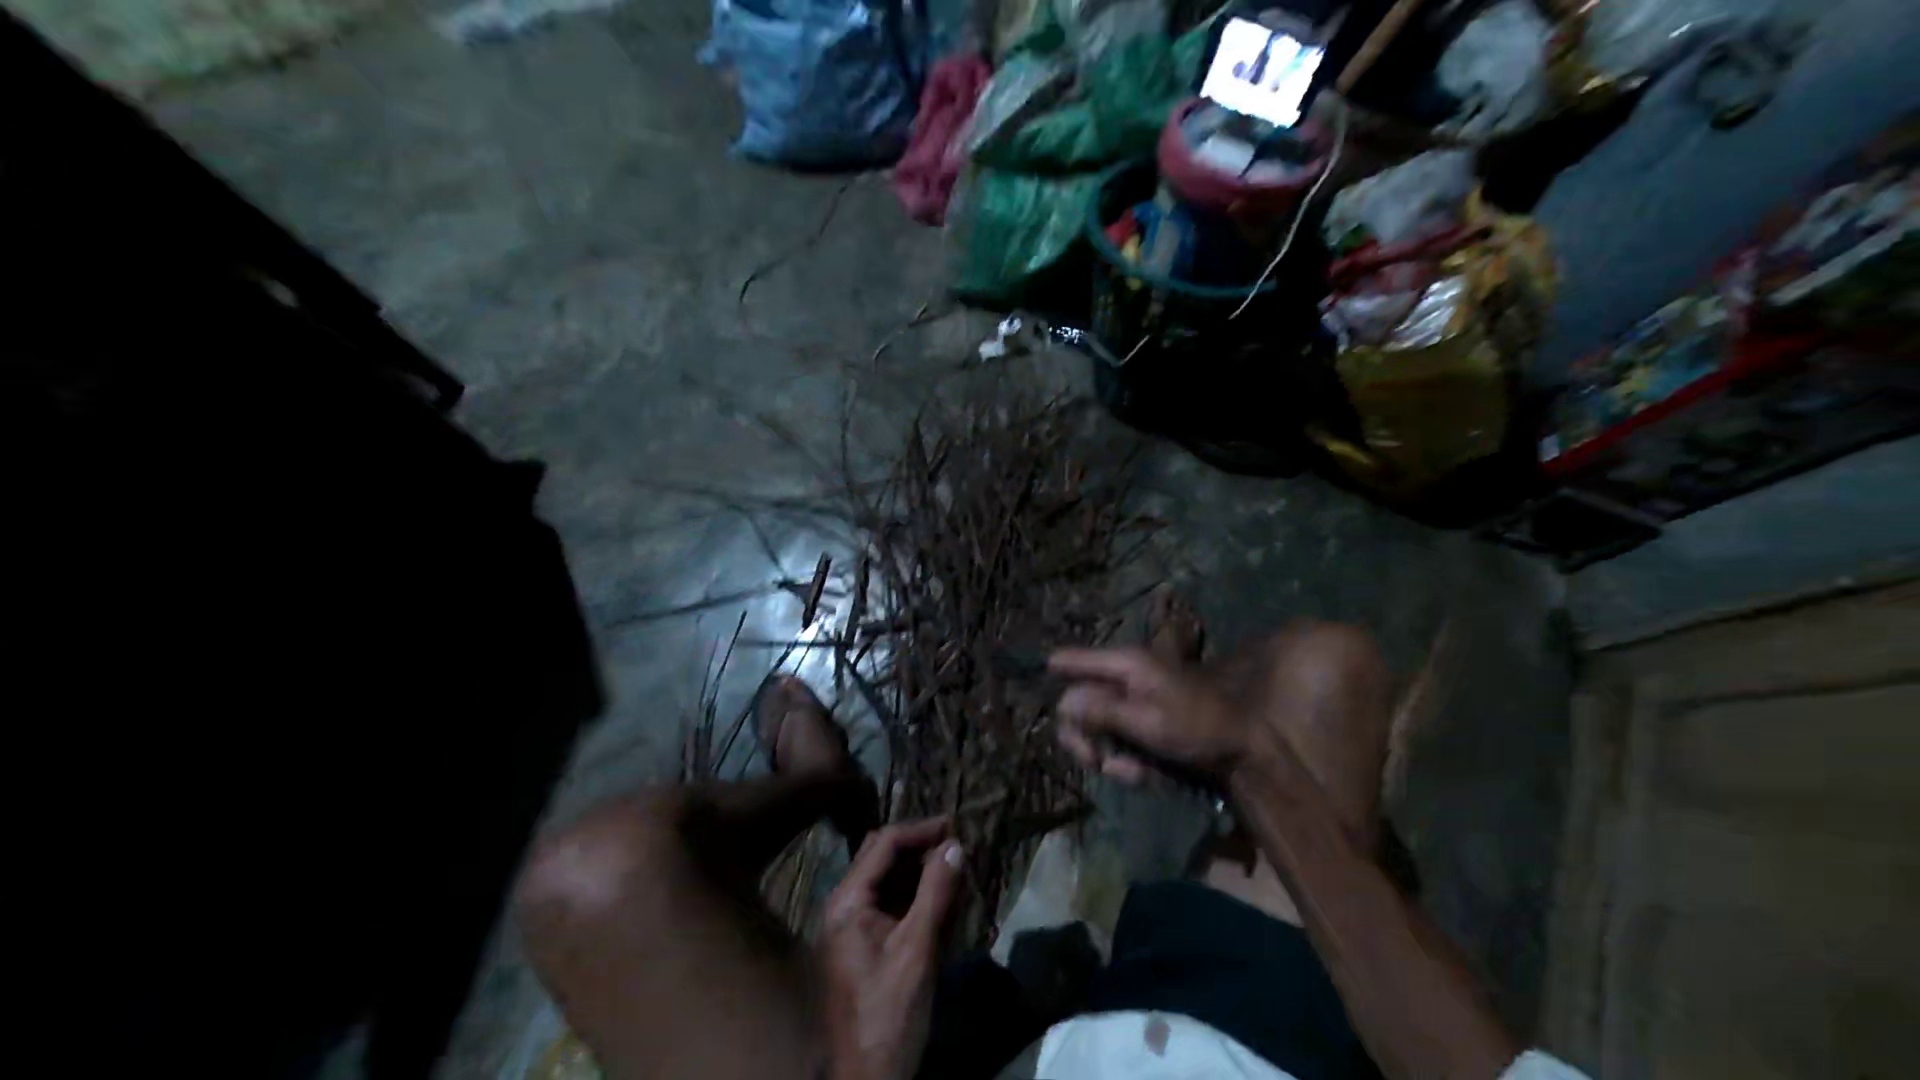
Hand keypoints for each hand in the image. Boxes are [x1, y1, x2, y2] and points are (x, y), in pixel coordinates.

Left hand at [820, 818, 963, 1079]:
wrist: (865, 1079)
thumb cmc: (890, 1013)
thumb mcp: (918, 949)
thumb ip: (936, 893)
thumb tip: (955, 846)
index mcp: (848, 900)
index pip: (884, 843)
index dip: (920, 830)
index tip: (955, 825)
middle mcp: (843, 905)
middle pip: (882, 857)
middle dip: (920, 847)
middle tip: (956, 845)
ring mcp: (850, 926)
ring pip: (887, 880)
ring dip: (919, 870)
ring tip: (954, 869)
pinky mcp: (862, 945)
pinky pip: (888, 904)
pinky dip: (914, 896)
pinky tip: (940, 902)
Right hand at [1049, 647, 1253, 783]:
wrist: (1240, 750)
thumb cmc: (1197, 726)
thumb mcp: (1148, 721)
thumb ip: (1103, 712)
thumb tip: (1064, 704)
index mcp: (1125, 664)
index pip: (1073, 659)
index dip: (1057, 672)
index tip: (1046, 694)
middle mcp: (1121, 678)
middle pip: (1076, 702)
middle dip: (1082, 736)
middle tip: (1094, 761)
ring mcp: (1128, 702)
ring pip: (1091, 727)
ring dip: (1105, 754)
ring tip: (1130, 773)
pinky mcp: (1135, 724)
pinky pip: (1112, 741)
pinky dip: (1121, 761)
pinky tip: (1140, 774)